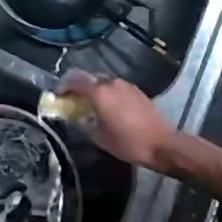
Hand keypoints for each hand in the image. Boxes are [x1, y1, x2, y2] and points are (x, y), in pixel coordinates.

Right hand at [61, 73, 176, 170]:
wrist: (161, 144)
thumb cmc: (127, 142)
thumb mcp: (98, 137)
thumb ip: (83, 122)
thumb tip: (74, 116)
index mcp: (100, 92)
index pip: (76, 79)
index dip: (64, 86)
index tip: (59, 95)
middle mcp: (112, 82)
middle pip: (90, 78)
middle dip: (79, 87)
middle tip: (74, 101)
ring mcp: (126, 85)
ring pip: (104, 82)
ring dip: (95, 90)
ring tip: (91, 106)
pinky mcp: (137, 90)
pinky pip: (116, 87)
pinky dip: (108, 93)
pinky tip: (110, 108)